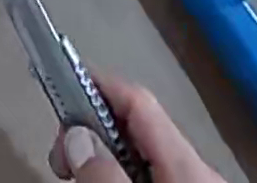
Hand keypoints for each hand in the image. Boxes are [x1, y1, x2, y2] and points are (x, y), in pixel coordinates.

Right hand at [49, 74, 225, 182]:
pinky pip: (152, 175)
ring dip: (105, 156)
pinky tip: (104, 181)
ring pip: (142, 155)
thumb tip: (75, 135)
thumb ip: (106, 177)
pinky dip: (121, 175)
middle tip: (60, 157)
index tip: (58, 85)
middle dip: (93, 128)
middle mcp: (198, 170)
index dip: (98, 83)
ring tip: (74, 173)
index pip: (138, 100)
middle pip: (137, 127)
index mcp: (188, 164)